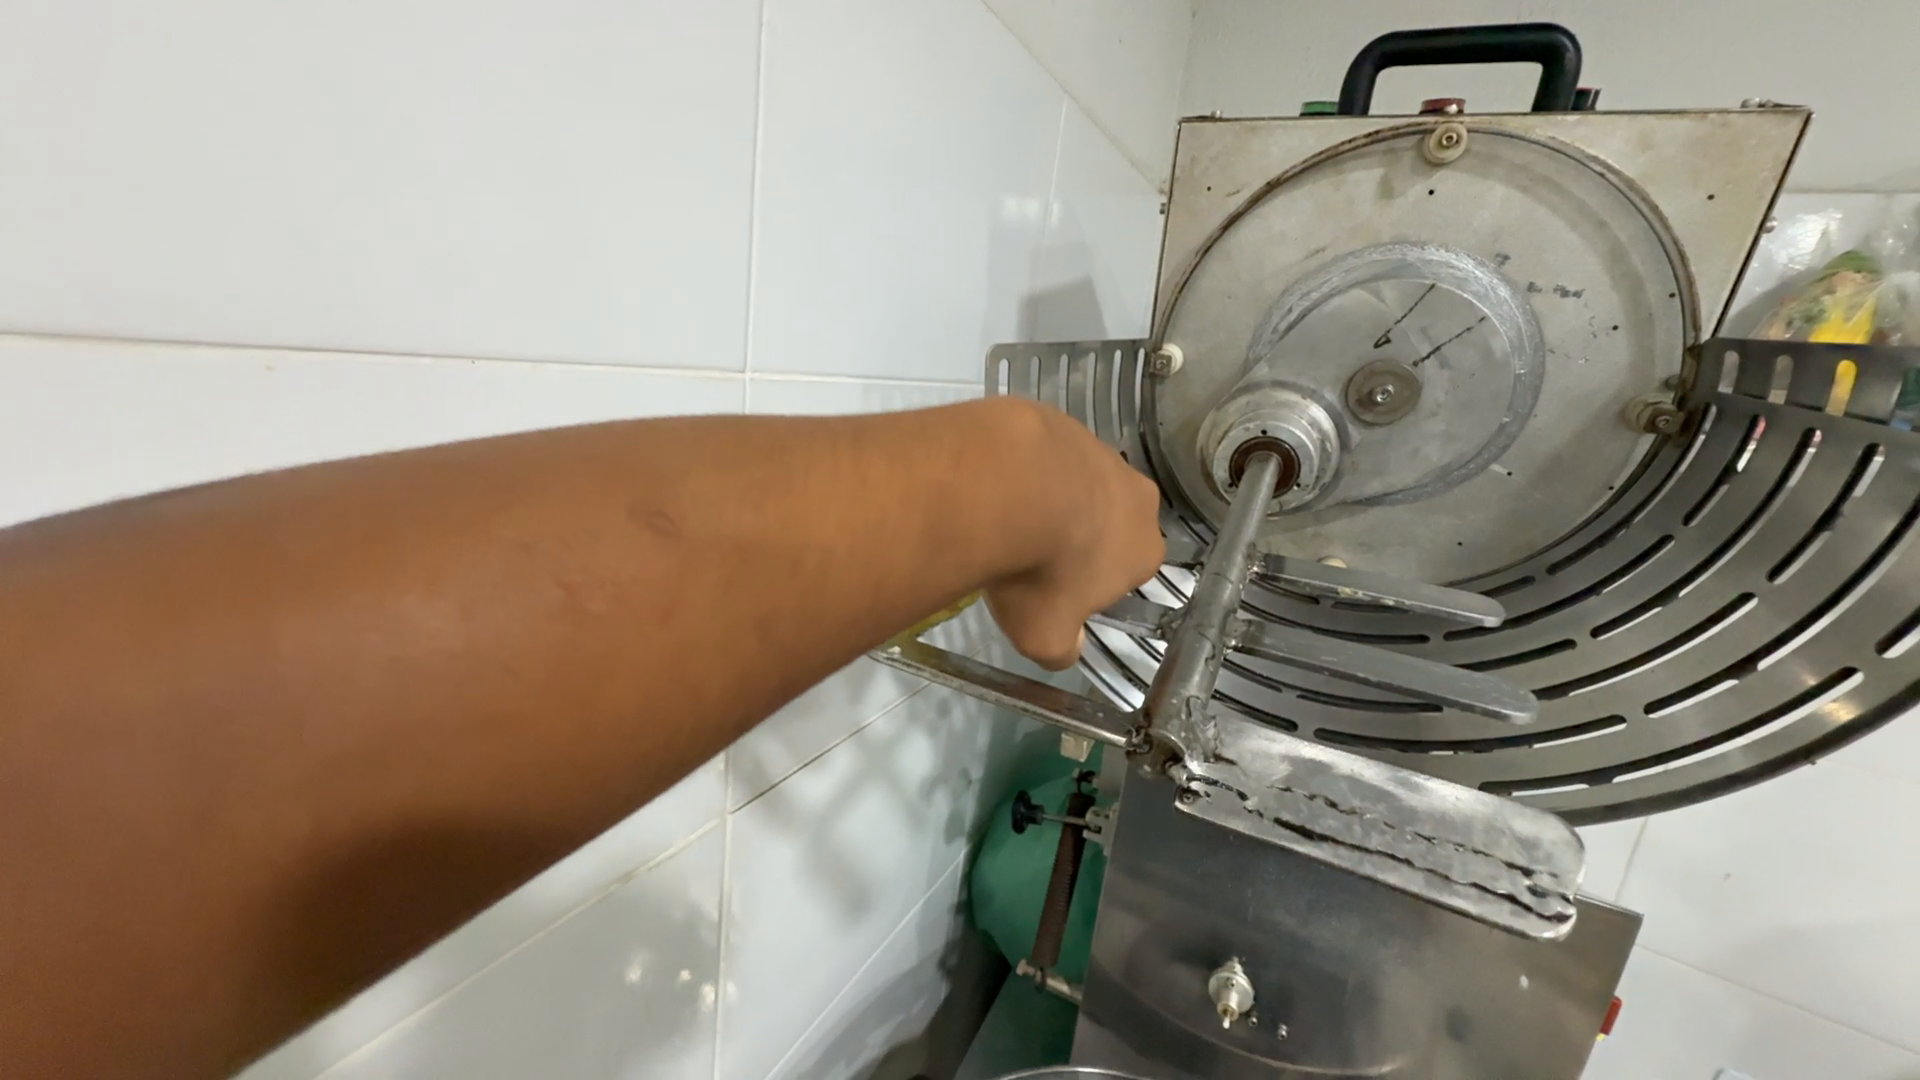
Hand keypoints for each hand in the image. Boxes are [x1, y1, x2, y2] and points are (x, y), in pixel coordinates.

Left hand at [984, 401, 1165, 669]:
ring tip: (1006, 515)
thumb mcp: (1043, 634)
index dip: (1094, 581)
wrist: (1007, 486)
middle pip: (1111, 519)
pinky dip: (1025, 465)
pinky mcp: (1061, 419)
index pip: (1130, 569)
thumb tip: (1065, 652)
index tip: (1057, 588)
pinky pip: (1045, 451)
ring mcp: (1099, 450)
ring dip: (1052, 495)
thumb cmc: (1037, 571)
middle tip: (1032, 550)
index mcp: (1144, 549)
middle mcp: (1134, 495)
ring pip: (1079, 480)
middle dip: (1079, 533)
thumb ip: (1060, 649)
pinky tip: (994, 481)